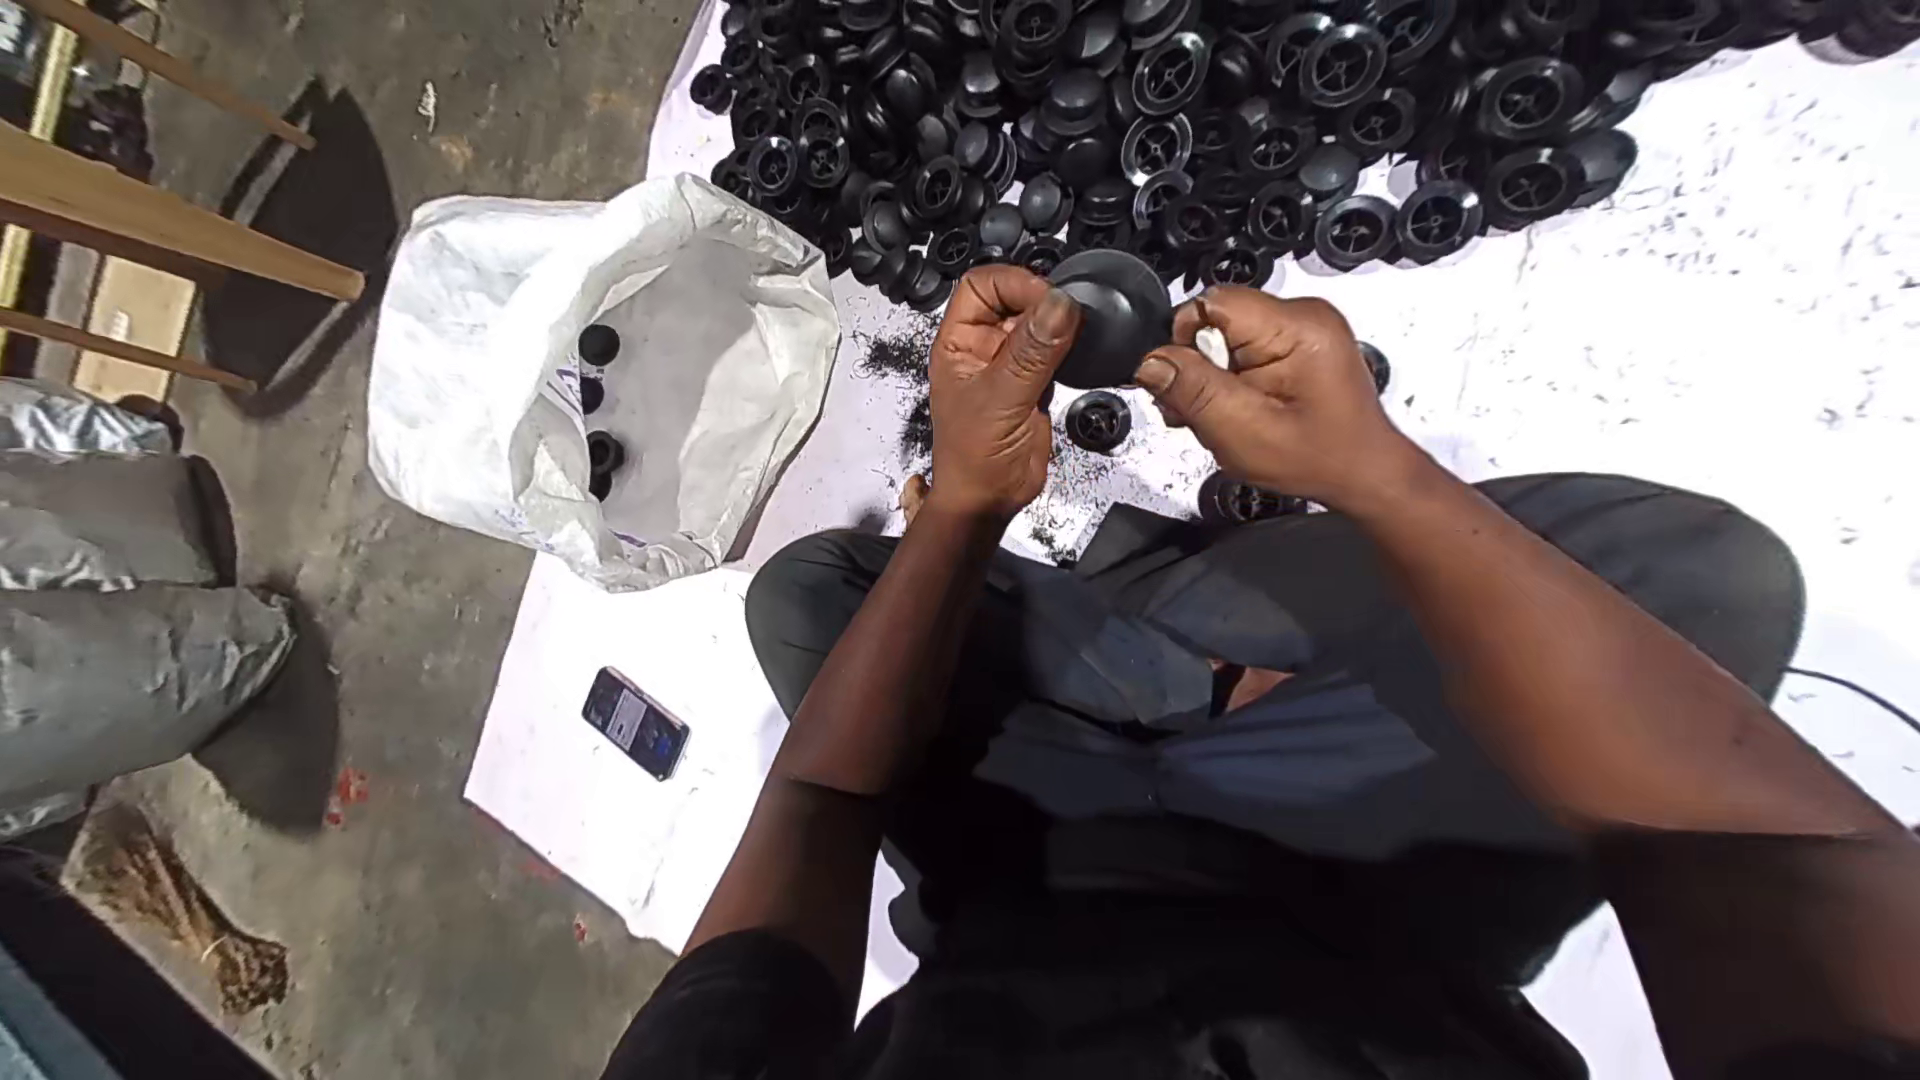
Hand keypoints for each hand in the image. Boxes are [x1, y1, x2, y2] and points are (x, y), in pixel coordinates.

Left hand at [925, 265, 1081, 520]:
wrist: (989, 499)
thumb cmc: (973, 458)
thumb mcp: (1001, 400)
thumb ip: (1031, 353)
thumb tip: (1059, 305)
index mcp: (958, 344)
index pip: (981, 286)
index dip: (1013, 283)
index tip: (1046, 299)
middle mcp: (983, 348)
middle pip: (1013, 299)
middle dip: (1042, 301)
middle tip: (1070, 315)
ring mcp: (1010, 366)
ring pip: (1037, 324)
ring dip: (1059, 324)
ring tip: (1078, 334)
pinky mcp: (1034, 384)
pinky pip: (1054, 351)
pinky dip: (1069, 347)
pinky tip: (1079, 353)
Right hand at [1132, 286, 1420, 509]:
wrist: (1359, 474)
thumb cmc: (1317, 457)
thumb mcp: (1239, 430)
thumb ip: (1191, 390)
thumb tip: (1149, 362)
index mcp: (1294, 328)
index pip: (1210, 303)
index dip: (1183, 343)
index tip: (1186, 385)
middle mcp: (1300, 317)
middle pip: (1213, 322)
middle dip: (1195, 369)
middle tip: (1205, 412)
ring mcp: (1298, 331)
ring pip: (1221, 341)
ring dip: (1208, 382)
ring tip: (1225, 417)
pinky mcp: (1293, 347)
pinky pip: (1238, 353)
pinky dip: (1226, 384)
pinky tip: (1237, 410)